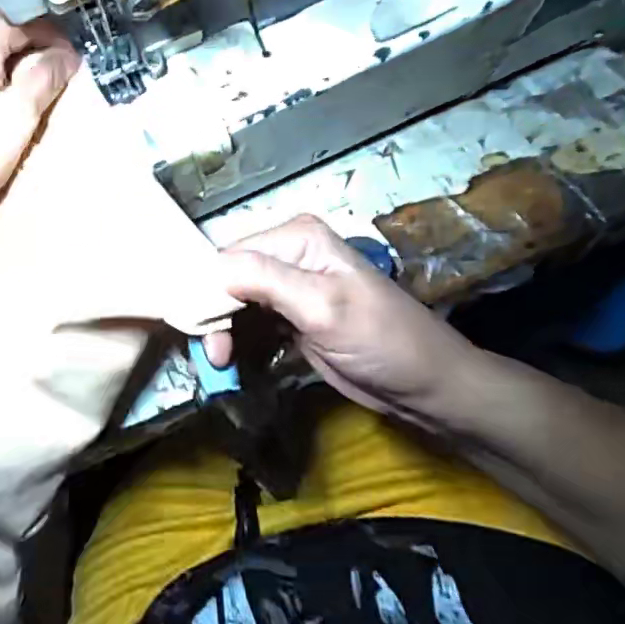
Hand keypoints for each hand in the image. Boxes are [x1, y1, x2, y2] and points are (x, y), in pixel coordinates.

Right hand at [213, 216, 477, 419]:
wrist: (425, 385)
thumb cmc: (382, 340)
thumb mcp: (324, 307)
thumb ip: (266, 281)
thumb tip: (210, 268)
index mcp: (297, 238)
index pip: (231, 256)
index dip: (209, 291)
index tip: (199, 332)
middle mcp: (288, 254)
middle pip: (228, 278)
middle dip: (214, 316)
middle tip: (214, 358)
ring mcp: (289, 287)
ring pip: (234, 302)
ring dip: (222, 332)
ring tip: (222, 364)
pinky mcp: (290, 317)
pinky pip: (249, 322)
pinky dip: (236, 340)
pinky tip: (231, 360)